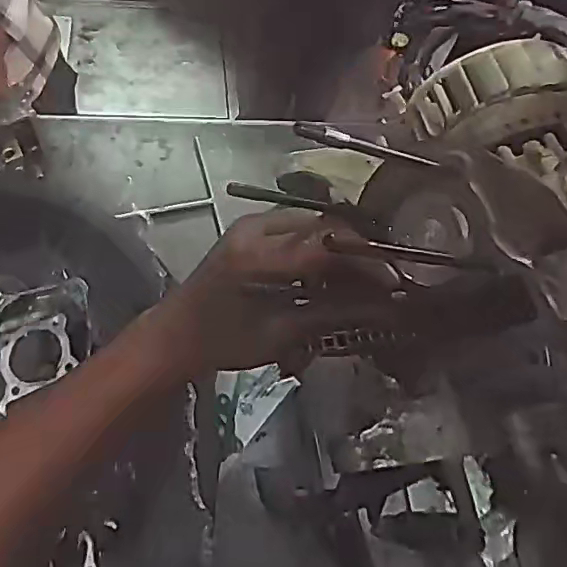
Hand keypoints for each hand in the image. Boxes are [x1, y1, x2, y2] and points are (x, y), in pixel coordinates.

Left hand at [140, 212, 394, 375]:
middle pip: (323, 227)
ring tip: (362, 281)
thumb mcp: (278, 335)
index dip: (364, 261)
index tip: (392, 281)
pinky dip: (323, 251)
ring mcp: (254, 225)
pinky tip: (333, 276)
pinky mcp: (255, 231)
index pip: (324, 244)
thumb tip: (383, 308)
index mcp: (256, 253)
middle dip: (358, 254)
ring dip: (342, 252)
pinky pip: (301, 231)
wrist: (174, 335)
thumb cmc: (220, 342)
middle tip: (383, 282)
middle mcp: (256, 227)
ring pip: (315, 226)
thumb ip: (332, 315)